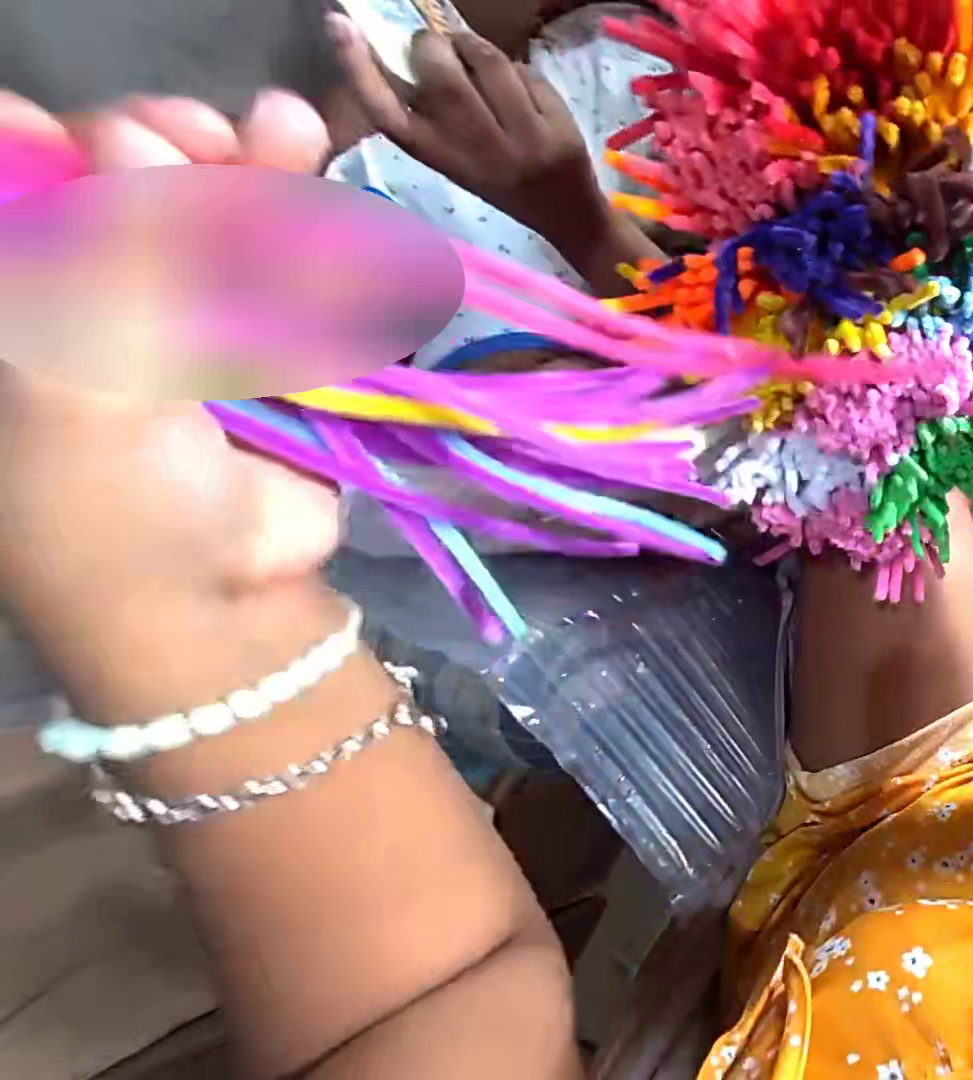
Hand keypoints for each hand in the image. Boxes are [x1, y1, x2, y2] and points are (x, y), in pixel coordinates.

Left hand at [0, 92, 339, 657]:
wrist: (216, 589)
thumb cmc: (104, 499)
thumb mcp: (83, 376)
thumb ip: (121, 267)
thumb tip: (137, 143)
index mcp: (24, 290)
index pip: (40, 177)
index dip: (90, 142)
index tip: (152, 140)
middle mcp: (107, 298)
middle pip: (153, 199)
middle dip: (200, 158)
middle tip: (255, 130)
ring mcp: (205, 333)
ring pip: (243, 244)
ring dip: (277, 192)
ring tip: (303, 135)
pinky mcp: (283, 367)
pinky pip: (307, 302)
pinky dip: (333, 267)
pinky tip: (356, 236)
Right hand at [326, 16, 658, 287]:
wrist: (573, 220)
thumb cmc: (507, 184)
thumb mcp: (458, 159)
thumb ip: (428, 113)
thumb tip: (386, 38)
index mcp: (446, 160)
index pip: (387, 112)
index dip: (356, 65)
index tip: (341, 26)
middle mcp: (485, 154)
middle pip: (440, 72)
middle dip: (434, 45)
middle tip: (443, 51)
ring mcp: (529, 144)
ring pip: (489, 61)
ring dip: (477, 47)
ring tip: (480, 62)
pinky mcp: (563, 134)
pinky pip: (528, 74)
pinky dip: (519, 72)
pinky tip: (522, 93)